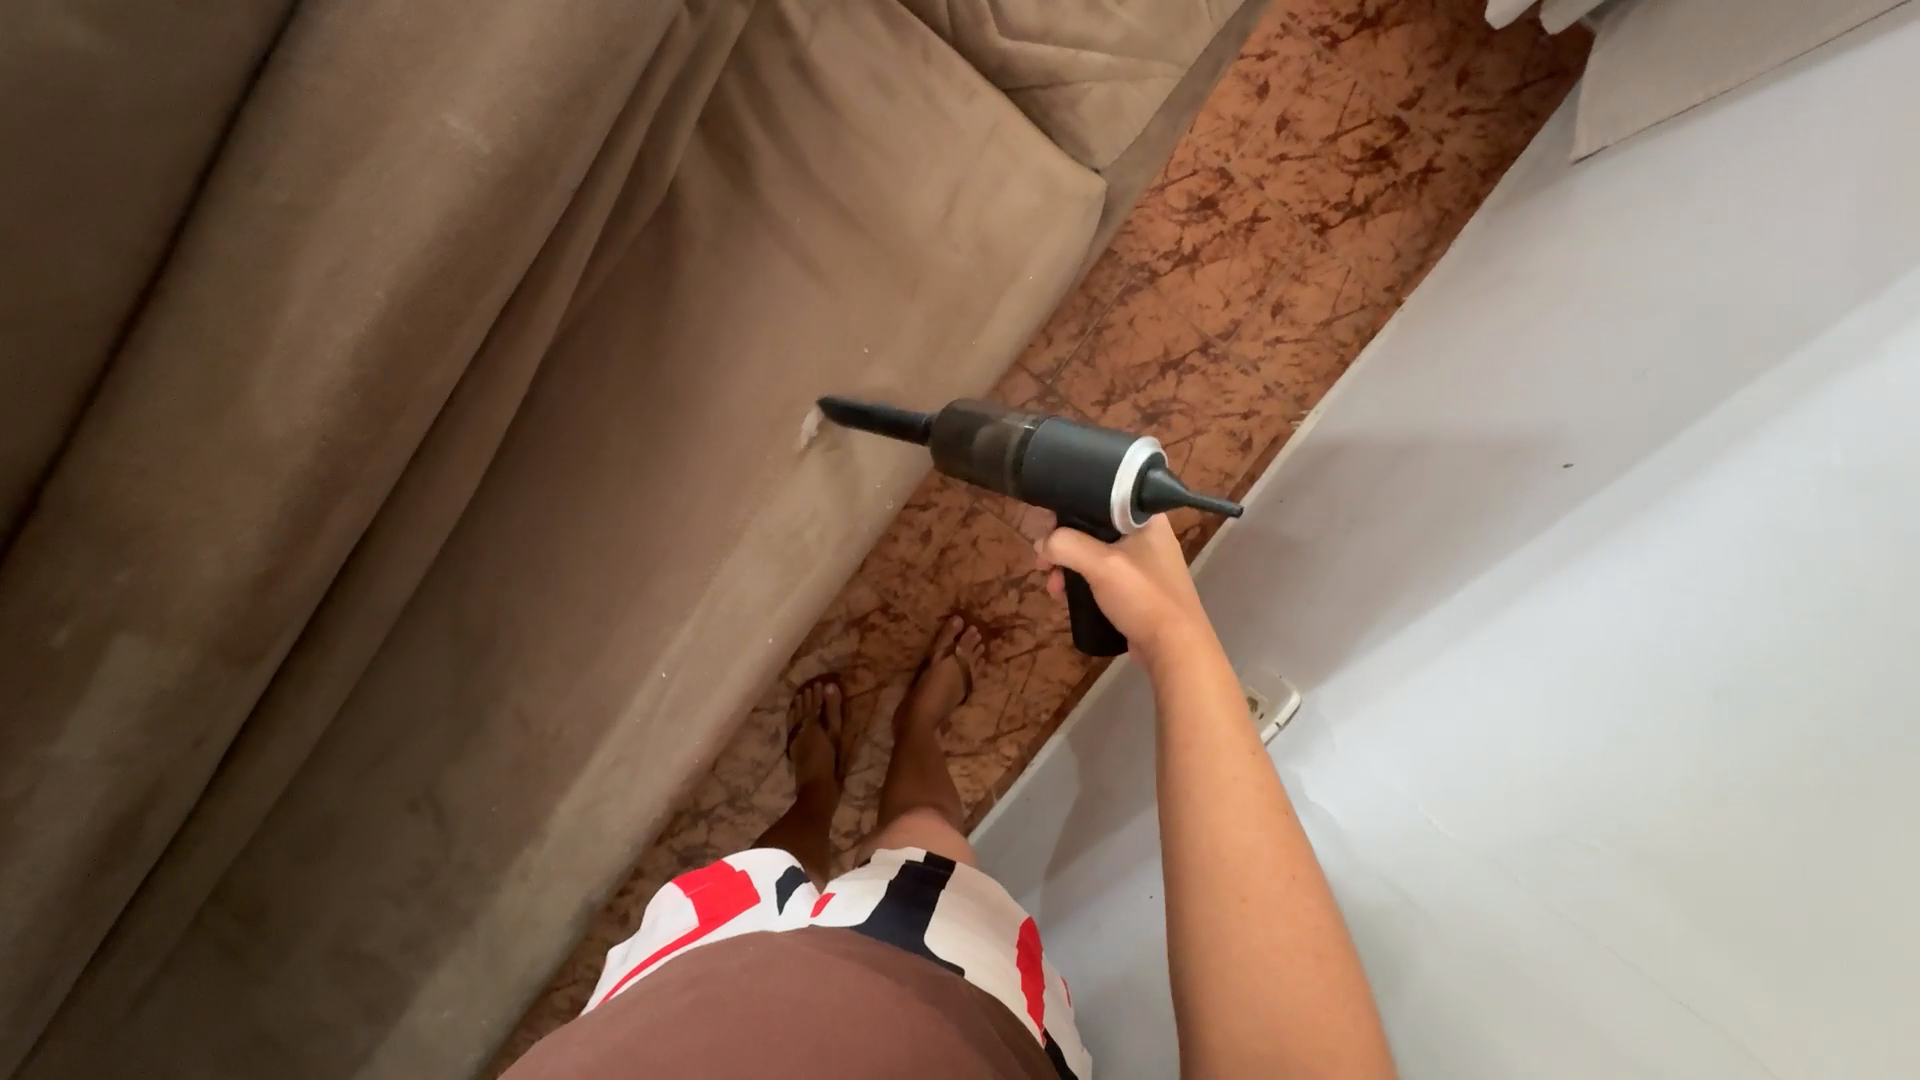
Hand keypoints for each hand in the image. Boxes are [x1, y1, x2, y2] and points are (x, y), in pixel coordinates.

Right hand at [1034, 514, 1214, 667]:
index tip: (1045, 527)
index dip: (1068, 509)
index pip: (1098, 498)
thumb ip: (1066, 545)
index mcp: (1144, 517)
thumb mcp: (1101, 565)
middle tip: (1043, 564)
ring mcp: (1143, 562)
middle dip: (1062, 545)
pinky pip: (1102, 574)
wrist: (1174, 648)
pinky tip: (1066, 595)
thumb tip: (1041, 544)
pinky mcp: (1137, 587)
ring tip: (1053, 588)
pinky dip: (1082, 581)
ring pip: (1094, 553)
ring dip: (1068, 566)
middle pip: (1092, 528)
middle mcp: (1145, 534)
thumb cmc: (1142, 597)